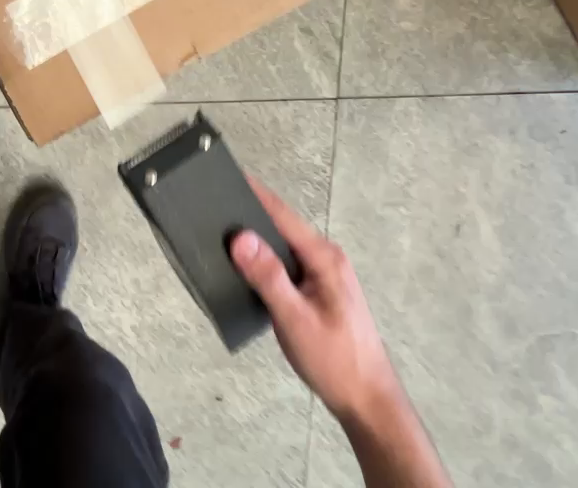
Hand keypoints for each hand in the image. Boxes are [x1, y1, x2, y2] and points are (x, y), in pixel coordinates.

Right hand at [229, 176, 399, 420]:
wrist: (368, 402)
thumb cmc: (334, 359)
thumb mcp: (295, 319)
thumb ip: (268, 277)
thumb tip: (239, 236)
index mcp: (323, 257)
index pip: (281, 214)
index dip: (253, 193)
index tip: (223, 174)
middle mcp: (325, 257)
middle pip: (280, 224)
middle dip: (248, 212)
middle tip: (208, 205)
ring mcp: (323, 274)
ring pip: (282, 245)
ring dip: (254, 237)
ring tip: (217, 231)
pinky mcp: (317, 289)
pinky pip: (285, 262)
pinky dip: (262, 258)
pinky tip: (241, 266)